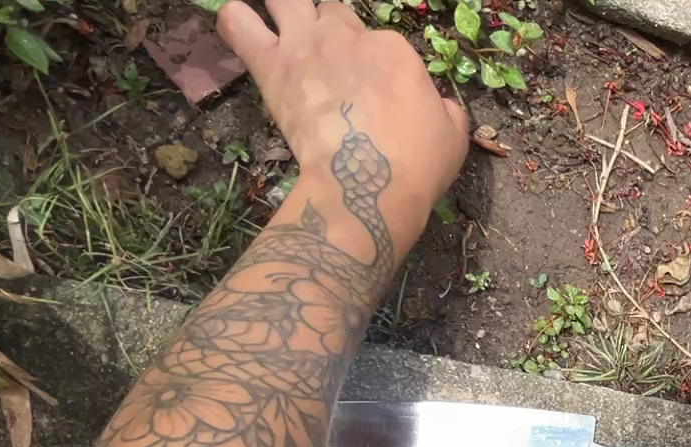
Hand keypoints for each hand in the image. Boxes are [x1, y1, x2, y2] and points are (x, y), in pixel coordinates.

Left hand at [219, 0, 466, 246]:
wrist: (372, 185)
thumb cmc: (420, 165)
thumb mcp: (454, 138)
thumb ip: (445, 111)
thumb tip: (439, 106)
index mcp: (396, 49)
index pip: (386, 46)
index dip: (383, 71)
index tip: (384, 99)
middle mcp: (348, 34)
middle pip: (335, 13)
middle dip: (335, 35)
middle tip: (337, 71)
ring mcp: (306, 44)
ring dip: (284, 11)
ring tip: (288, 35)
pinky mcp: (271, 65)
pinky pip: (235, 21)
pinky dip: (237, 22)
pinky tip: (246, 34)